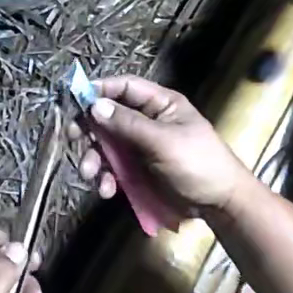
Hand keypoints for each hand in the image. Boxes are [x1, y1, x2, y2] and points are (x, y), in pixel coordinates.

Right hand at [67, 75, 255, 214]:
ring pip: (107, 146)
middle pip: (109, 117)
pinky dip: (106, 178)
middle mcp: (148, 121)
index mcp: (160, 104)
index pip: (125, 87)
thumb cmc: (198, 163)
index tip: (76, 99)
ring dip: (94, 159)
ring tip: (91, 174)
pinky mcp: (138, 171)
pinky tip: (107, 190)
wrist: (219, 204)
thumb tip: (95, 105)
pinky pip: (114, 169)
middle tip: (73, 139)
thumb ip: (128, 124)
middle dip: (90, 130)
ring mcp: (141, 147)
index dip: (100, 90)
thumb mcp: (163, 141)